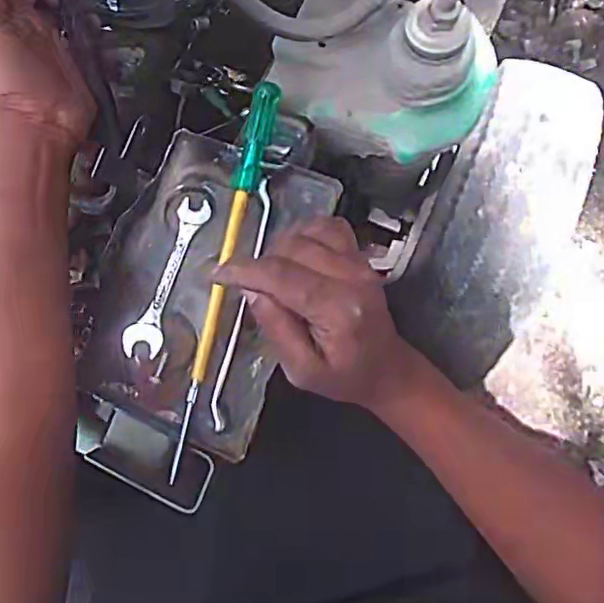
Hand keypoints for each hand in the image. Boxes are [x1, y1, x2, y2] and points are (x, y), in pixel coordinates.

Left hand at [0, 0, 94, 149]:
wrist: (37, 118)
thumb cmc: (4, 79)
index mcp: (1, 17)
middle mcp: (30, 30)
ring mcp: (57, 47)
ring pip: (72, 13)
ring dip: (79, 5)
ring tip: (78, 1)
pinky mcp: (82, 65)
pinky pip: (94, 41)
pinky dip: (98, 34)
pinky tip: (94, 29)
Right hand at [216, 217, 428, 410]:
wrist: (386, 367)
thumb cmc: (344, 376)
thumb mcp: (302, 371)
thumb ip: (276, 329)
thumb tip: (251, 290)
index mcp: (338, 310)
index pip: (282, 276)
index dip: (244, 270)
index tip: (217, 274)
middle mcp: (352, 277)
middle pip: (291, 248)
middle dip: (260, 262)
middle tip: (248, 284)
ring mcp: (358, 262)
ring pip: (307, 231)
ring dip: (280, 246)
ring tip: (272, 273)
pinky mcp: (359, 255)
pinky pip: (327, 226)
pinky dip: (304, 232)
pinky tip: (295, 253)